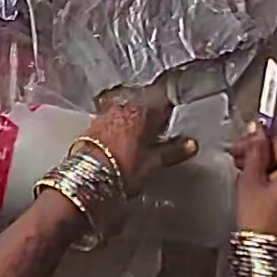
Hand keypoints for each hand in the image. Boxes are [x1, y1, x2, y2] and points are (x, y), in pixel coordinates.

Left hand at [83, 85, 197, 192]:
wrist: (85, 179)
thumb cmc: (122, 169)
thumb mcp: (153, 163)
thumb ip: (173, 150)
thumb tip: (191, 144)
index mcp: (143, 110)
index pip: (163, 97)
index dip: (171, 106)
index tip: (176, 115)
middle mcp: (124, 106)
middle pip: (144, 101)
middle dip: (153, 112)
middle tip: (162, 128)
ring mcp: (107, 113)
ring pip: (128, 109)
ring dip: (136, 118)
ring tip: (143, 136)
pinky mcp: (94, 124)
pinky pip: (114, 118)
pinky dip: (121, 125)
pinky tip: (124, 139)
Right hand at [234, 90, 276, 239]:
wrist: (268, 262)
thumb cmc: (259, 224)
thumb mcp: (251, 182)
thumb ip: (255, 151)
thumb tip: (259, 130)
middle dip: (264, 142)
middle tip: (238, 144)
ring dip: (264, 157)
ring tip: (240, 162)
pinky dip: (271, 170)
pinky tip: (251, 173)